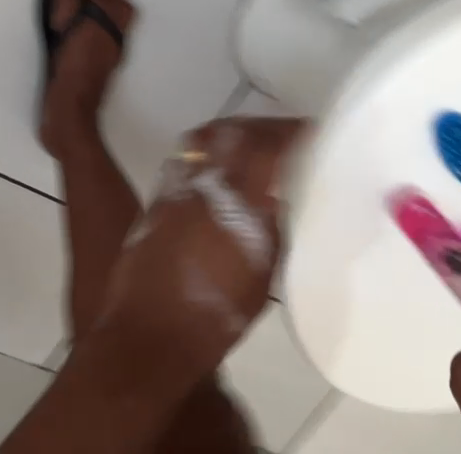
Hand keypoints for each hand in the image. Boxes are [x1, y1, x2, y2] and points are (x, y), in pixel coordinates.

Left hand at [93, 116, 309, 377]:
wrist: (150, 332)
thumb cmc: (215, 315)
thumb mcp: (261, 277)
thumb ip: (272, 230)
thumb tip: (279, 198)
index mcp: (236, 205)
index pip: (266, 149)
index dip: (290, 133)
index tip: (310, 129)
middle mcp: (203, 186)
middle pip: (234, 133)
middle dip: (263, 127)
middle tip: (285, 133)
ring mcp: (175, 188)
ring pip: (204, 138)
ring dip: (233, 131)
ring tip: (254, 139)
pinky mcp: (156, 198)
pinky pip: (184, 156)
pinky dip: (207, 148)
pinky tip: (218, 161)